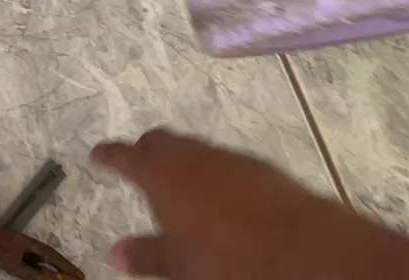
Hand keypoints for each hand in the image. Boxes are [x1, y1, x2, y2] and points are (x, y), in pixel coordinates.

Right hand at [91, 129, 408, 279]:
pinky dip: (213, 173)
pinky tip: (223, 199)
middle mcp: (189, 155)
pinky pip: (223, 162)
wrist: (311, 254)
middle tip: (138, 166)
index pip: (124, 155)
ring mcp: (227, 158)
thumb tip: (115, 252)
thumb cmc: (232, 264)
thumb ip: (147, 256)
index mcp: (160, 173)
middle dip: (145, 151)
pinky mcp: (261, 169)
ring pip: (193, 150)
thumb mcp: (181, 268)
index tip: (97, 156)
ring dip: (181, 161)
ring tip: (181, 186)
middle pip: (159, 142)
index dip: (108, 155)